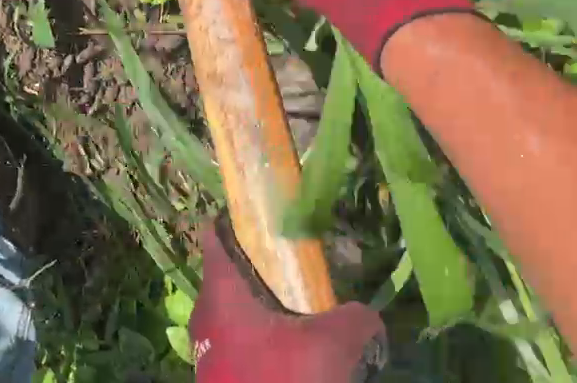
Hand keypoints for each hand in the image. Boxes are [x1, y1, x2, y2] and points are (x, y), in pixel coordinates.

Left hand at [190, 221, 383, 381]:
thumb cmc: (282, 382)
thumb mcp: (329, 347)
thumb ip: (354, 320)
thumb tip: (370, 316)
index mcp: (221, 290)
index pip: (213, 233)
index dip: (232, 216)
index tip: (260, 212)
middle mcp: (206, 313)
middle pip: (227, 274)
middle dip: (259, 268)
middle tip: (296, 266)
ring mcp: (208, 348)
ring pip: (233, 313)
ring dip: (262, 310)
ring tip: (301, 314)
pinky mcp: (218, 378)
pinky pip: (238, 346)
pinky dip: (261, 343)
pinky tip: (292, 355)